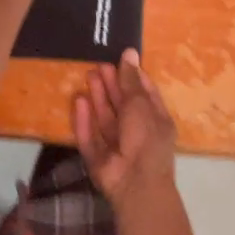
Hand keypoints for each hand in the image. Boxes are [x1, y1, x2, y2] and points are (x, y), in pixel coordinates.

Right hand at [74, 48, 176, 212]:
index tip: (120, 58)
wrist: (135, 182)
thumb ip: (131, 79)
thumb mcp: (140, 103)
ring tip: (88, 74)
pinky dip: (84, 119)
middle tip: (98, 64)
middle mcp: (137, 131)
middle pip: (122, 105)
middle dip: (111, 85)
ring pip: (105, 118)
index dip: (133, 76)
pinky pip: (90, 135)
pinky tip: (78, 100)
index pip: (144, 93)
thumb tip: (129, 52)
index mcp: (155, 120)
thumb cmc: (146, 138)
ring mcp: (117, 146)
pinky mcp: (98, 157)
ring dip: (97, 97)